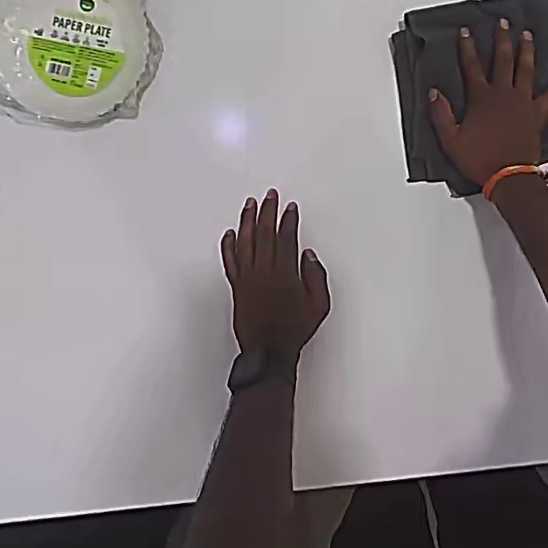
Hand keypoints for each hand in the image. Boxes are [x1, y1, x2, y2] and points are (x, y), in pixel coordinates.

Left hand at [221, 190, 330, 357]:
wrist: (268, 352)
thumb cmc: (293, 331)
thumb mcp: (319, 305)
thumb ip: (315, 277)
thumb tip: (308, 256)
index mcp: (285, 273)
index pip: (286, 237)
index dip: (288, 219)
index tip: (290, 208)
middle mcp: (264, 271)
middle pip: (264, 232)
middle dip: (268, 210)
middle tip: (270, 196)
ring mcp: (248, 278)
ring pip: (245, 241)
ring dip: (248, 220)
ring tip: (250, 204)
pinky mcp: (236, 286)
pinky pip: (230, 260)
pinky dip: (229, 245)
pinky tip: (230, 233)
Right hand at [428, 19, 547, 185]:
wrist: (509, 175)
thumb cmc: (480, 158)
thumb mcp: (450, 139)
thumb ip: (441, 114)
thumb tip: (434, 93)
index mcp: (481, 98)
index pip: (472, 66)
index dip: (468, 47)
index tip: (466, 32)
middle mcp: (504, 95)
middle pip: (503, 60)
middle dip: (501, 39)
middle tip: (502, 23)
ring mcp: (523, 103)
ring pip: (526, 69)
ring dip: (526, 50)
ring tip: (527, 35)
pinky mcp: (537, 115)